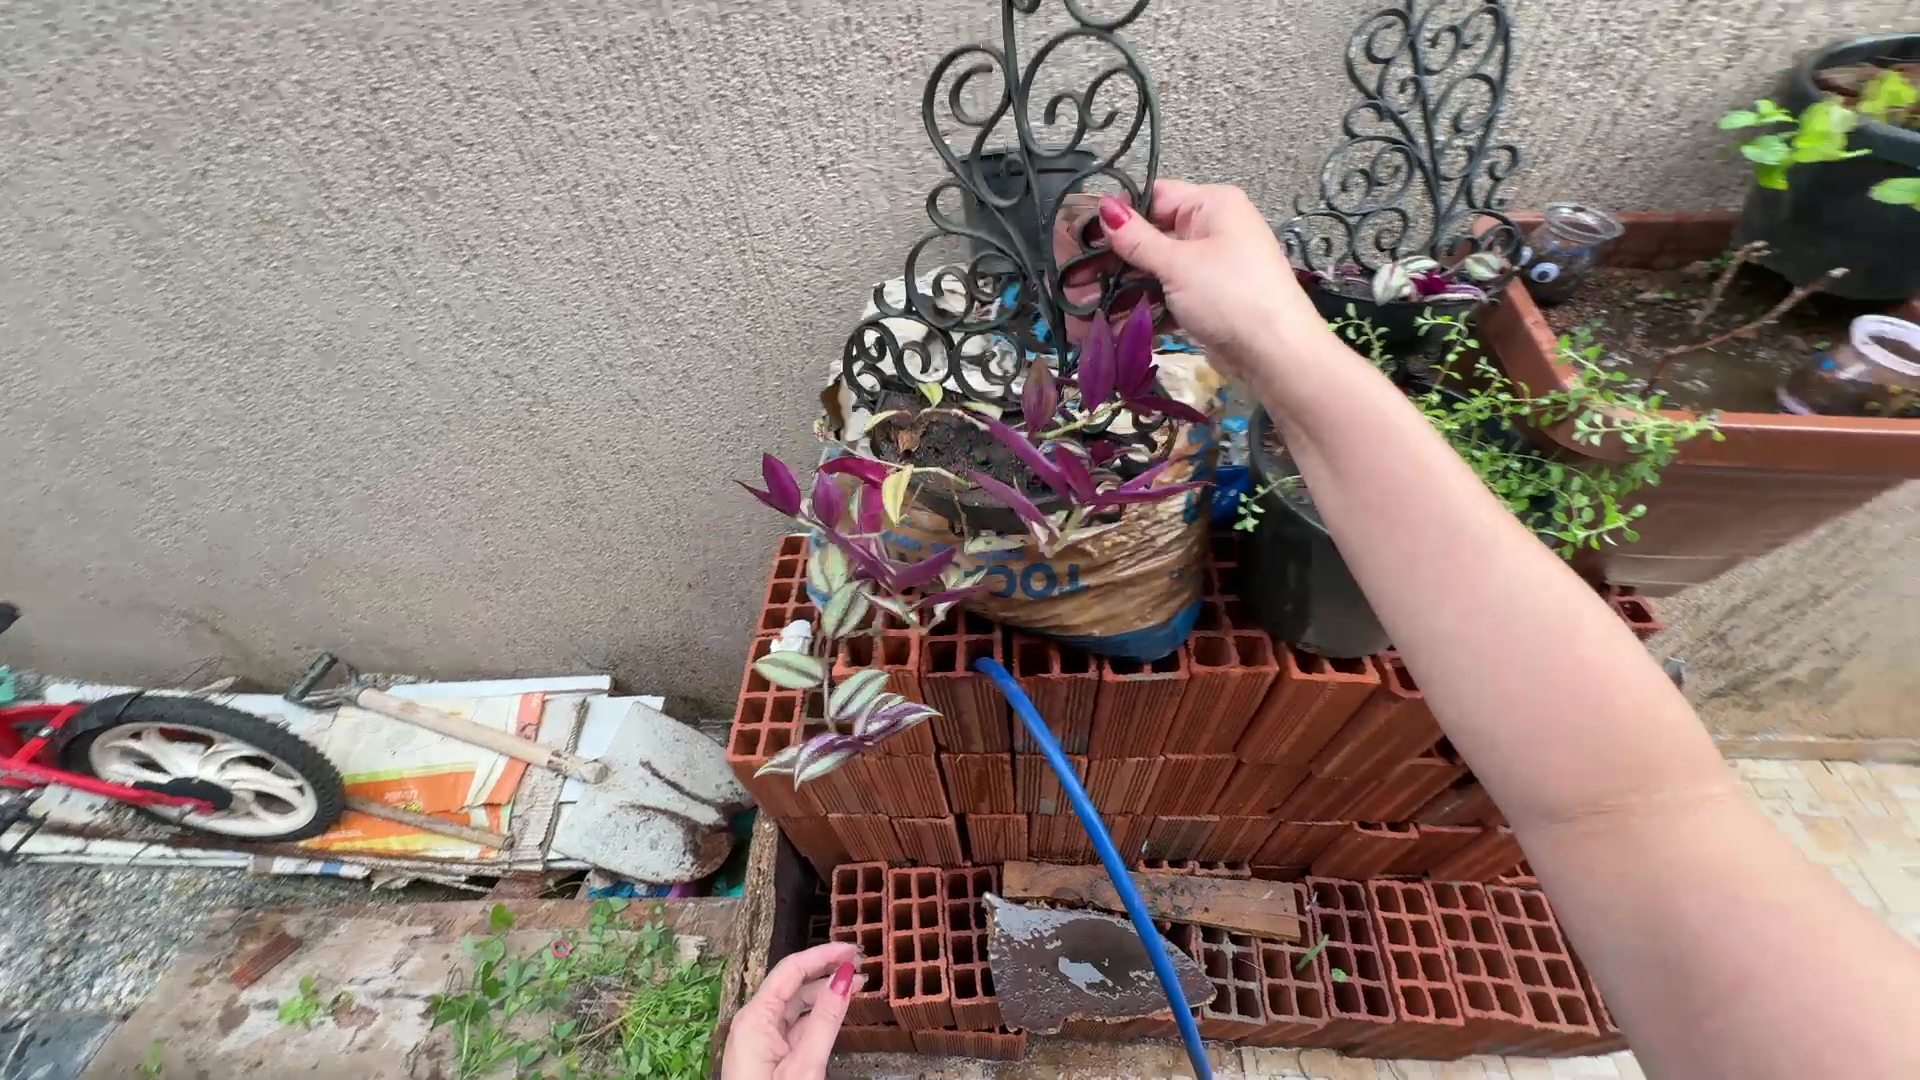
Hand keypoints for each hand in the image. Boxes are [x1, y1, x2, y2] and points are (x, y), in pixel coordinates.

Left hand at [721, 942, 861, 1079]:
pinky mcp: (767, 1057)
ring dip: (825, 992)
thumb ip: (826, 1019)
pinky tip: (837, 1012)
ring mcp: (759, 1040)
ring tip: (856, 987)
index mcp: (755, 1018)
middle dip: (827, 971)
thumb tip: (844, 976)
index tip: (852, 949)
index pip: (791, 969)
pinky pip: (794, 1026)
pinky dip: (817, 1015)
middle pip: (793, 983)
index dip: (823, 954)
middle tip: (861, 967)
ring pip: (795, 1004)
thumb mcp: (806, 1066)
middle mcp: (753, 1022)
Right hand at [1098, 180, 1330, 381]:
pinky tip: (1109, 329)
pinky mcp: (1203, 304)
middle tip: (1070, 282)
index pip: (1154, 197)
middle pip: (1149, 240)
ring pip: (1153, 275)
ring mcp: (1206, 270)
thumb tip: (1105, 209)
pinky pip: (1164, 301)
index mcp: (1210, 206)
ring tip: (1082, 312)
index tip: (1078, 235)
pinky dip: (1140, 313)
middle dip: (1110, 264)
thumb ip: (1138, 240)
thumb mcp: (1179, 264)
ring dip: (1119, 293)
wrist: (1274, 352)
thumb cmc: (1230, 294)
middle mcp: (1209, 232)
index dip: (1116, 216)